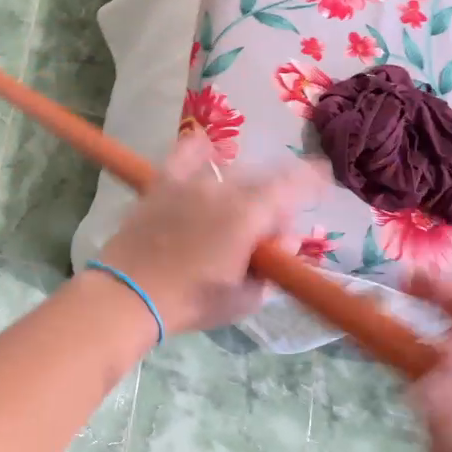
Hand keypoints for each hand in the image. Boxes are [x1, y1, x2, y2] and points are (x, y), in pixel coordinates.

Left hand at [95, 133, 320, 335]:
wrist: (129, 293)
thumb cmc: (191, 302)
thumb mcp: (245, 297)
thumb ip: (273, 266)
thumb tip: (284, 239)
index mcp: (251, 214)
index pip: (295, 183)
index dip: (313, 180)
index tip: (322, 182)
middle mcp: (223, 189)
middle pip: (261, 182)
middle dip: (272, 203)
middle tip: (265, 233)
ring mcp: (189, 183)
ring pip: (228, 173)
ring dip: (239, 188)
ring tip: (232, 212)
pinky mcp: (160, 184)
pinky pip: (184, 154)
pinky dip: (199, 150)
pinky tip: (205, 149)